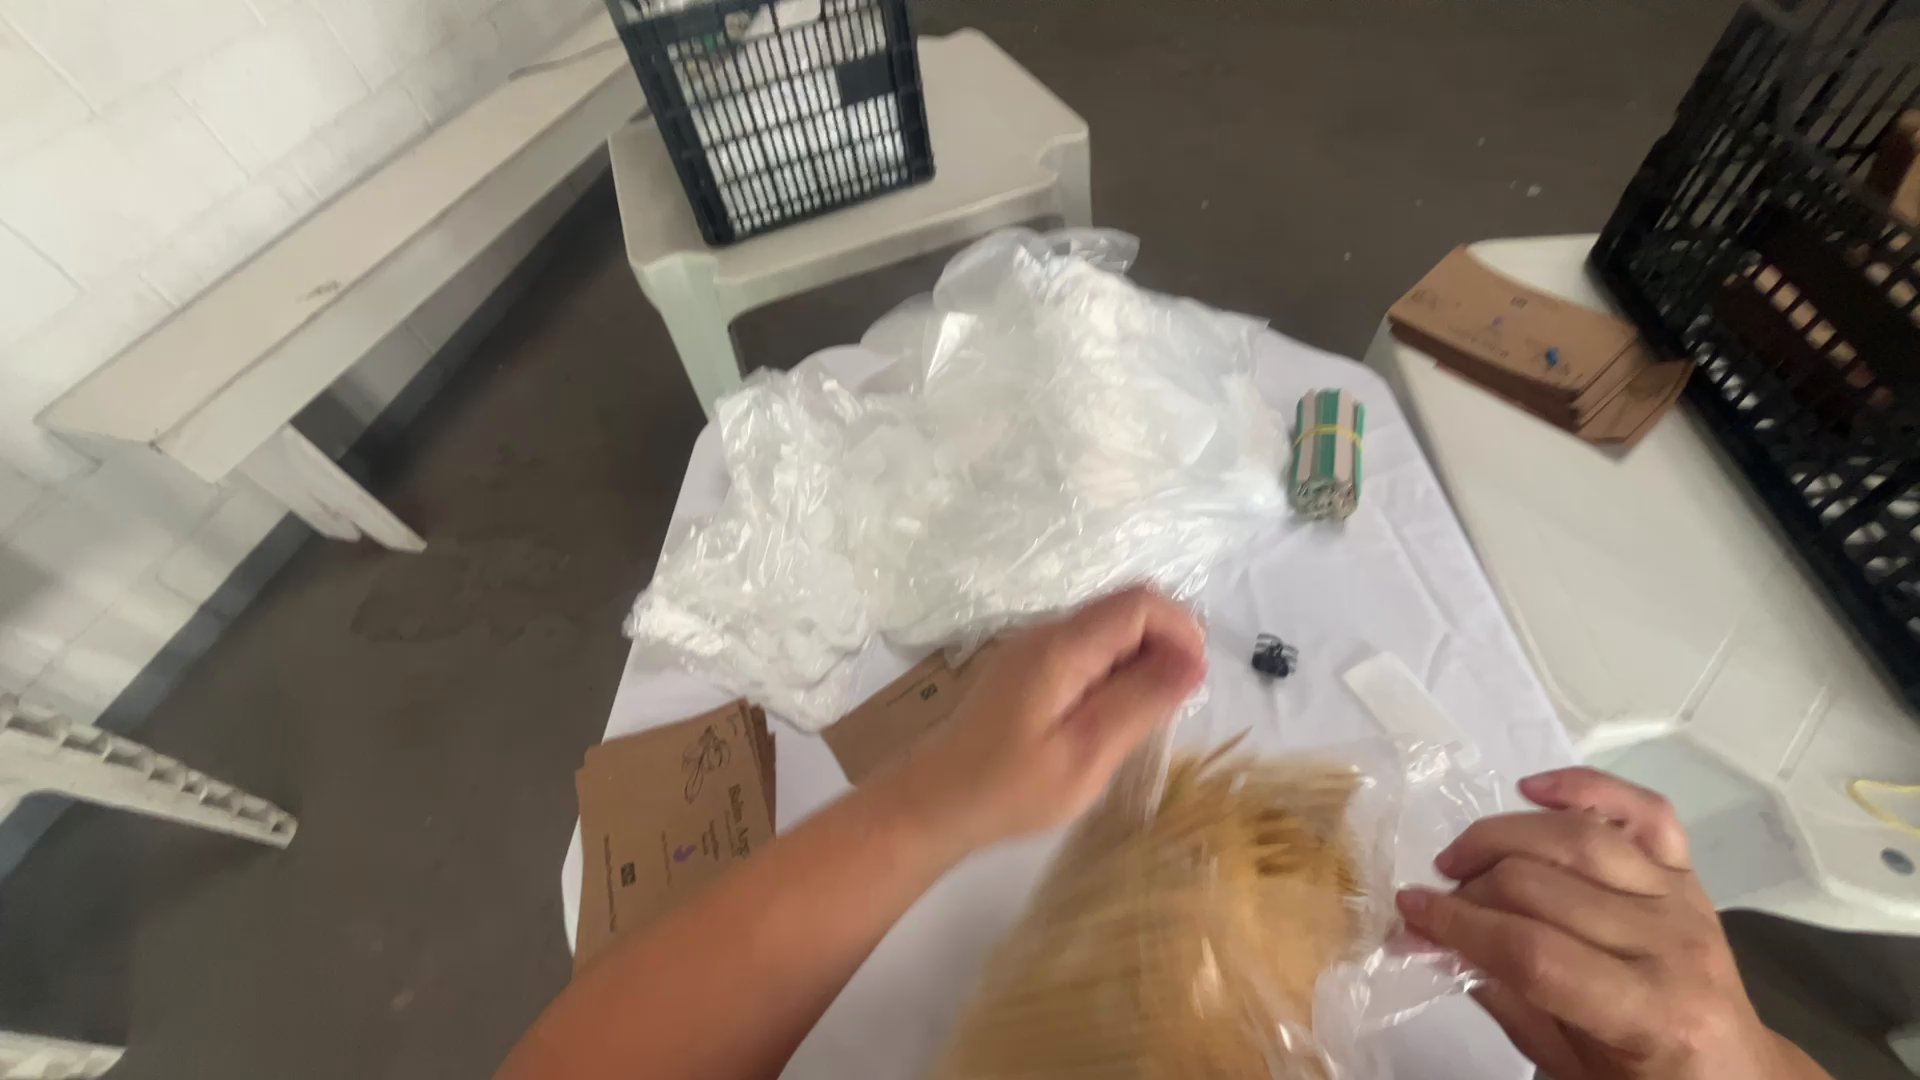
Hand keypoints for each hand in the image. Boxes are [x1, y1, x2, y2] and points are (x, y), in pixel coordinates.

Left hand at [881, 586, 1206, 853]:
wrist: (936, 800)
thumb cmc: (1010, 787)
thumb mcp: (1087, 753)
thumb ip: (1140, 700)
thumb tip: (1194, 659)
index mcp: (1060, 646)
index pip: (1138, 603)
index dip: (1181, 629)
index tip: (1195, 681)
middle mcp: (1046, 632)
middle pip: (1123, 610)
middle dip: (1164, 645)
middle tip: (1171, 708)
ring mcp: (1033, 647)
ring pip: (1107, 630)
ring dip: (1140, 662)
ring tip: (1142, 720)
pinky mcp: (1027, 667)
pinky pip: (1085, 651)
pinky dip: (1113, 673)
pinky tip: (1109, 718)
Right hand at [1396, 767, 1827, 1079]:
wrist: (1733, 1074)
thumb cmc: (1638, 1078)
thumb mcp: (1561, 1058)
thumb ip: (1491, 988)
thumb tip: (1415, 935)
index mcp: (1655, 1014)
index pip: (1531, 951)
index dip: (1456, 925)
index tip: (1407, 914)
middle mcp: (1675, 947)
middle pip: (1538, 885)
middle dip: (1466, 891)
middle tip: (1436, 905)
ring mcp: (1683, 900)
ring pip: (1571, 835)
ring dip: (1496, 838)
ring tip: (1461, 860)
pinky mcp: (1685, 872)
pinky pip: (1643, 810)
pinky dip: (1585, 785)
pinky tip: (1532, 790)